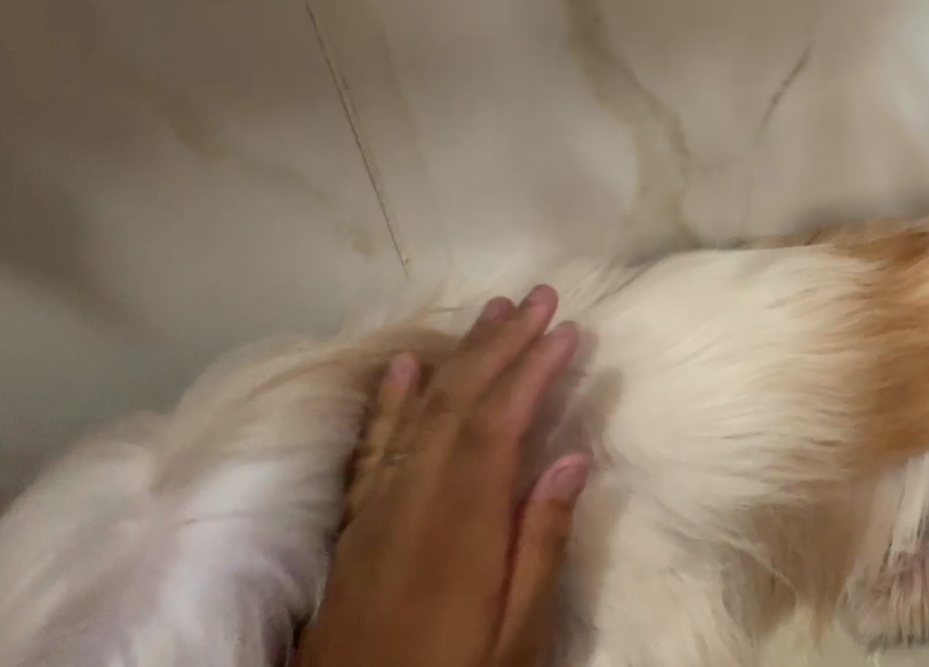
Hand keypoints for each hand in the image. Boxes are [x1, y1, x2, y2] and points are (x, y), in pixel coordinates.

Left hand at [296, 286, 587, 666]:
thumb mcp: (515, 638)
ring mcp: (376, 512)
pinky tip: (409, 363)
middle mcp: (411, 505)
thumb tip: (571, 460)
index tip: (568, 328)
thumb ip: (541, 546)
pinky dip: (394, 399)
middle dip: (501, 342)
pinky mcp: (357, 527)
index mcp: (459, 528)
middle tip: (540, 296)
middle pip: (457, 403)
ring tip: (494, 309)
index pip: (497, 426)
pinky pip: (375, 447)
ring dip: (460, 354)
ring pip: (420, 412)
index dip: (532, 370)